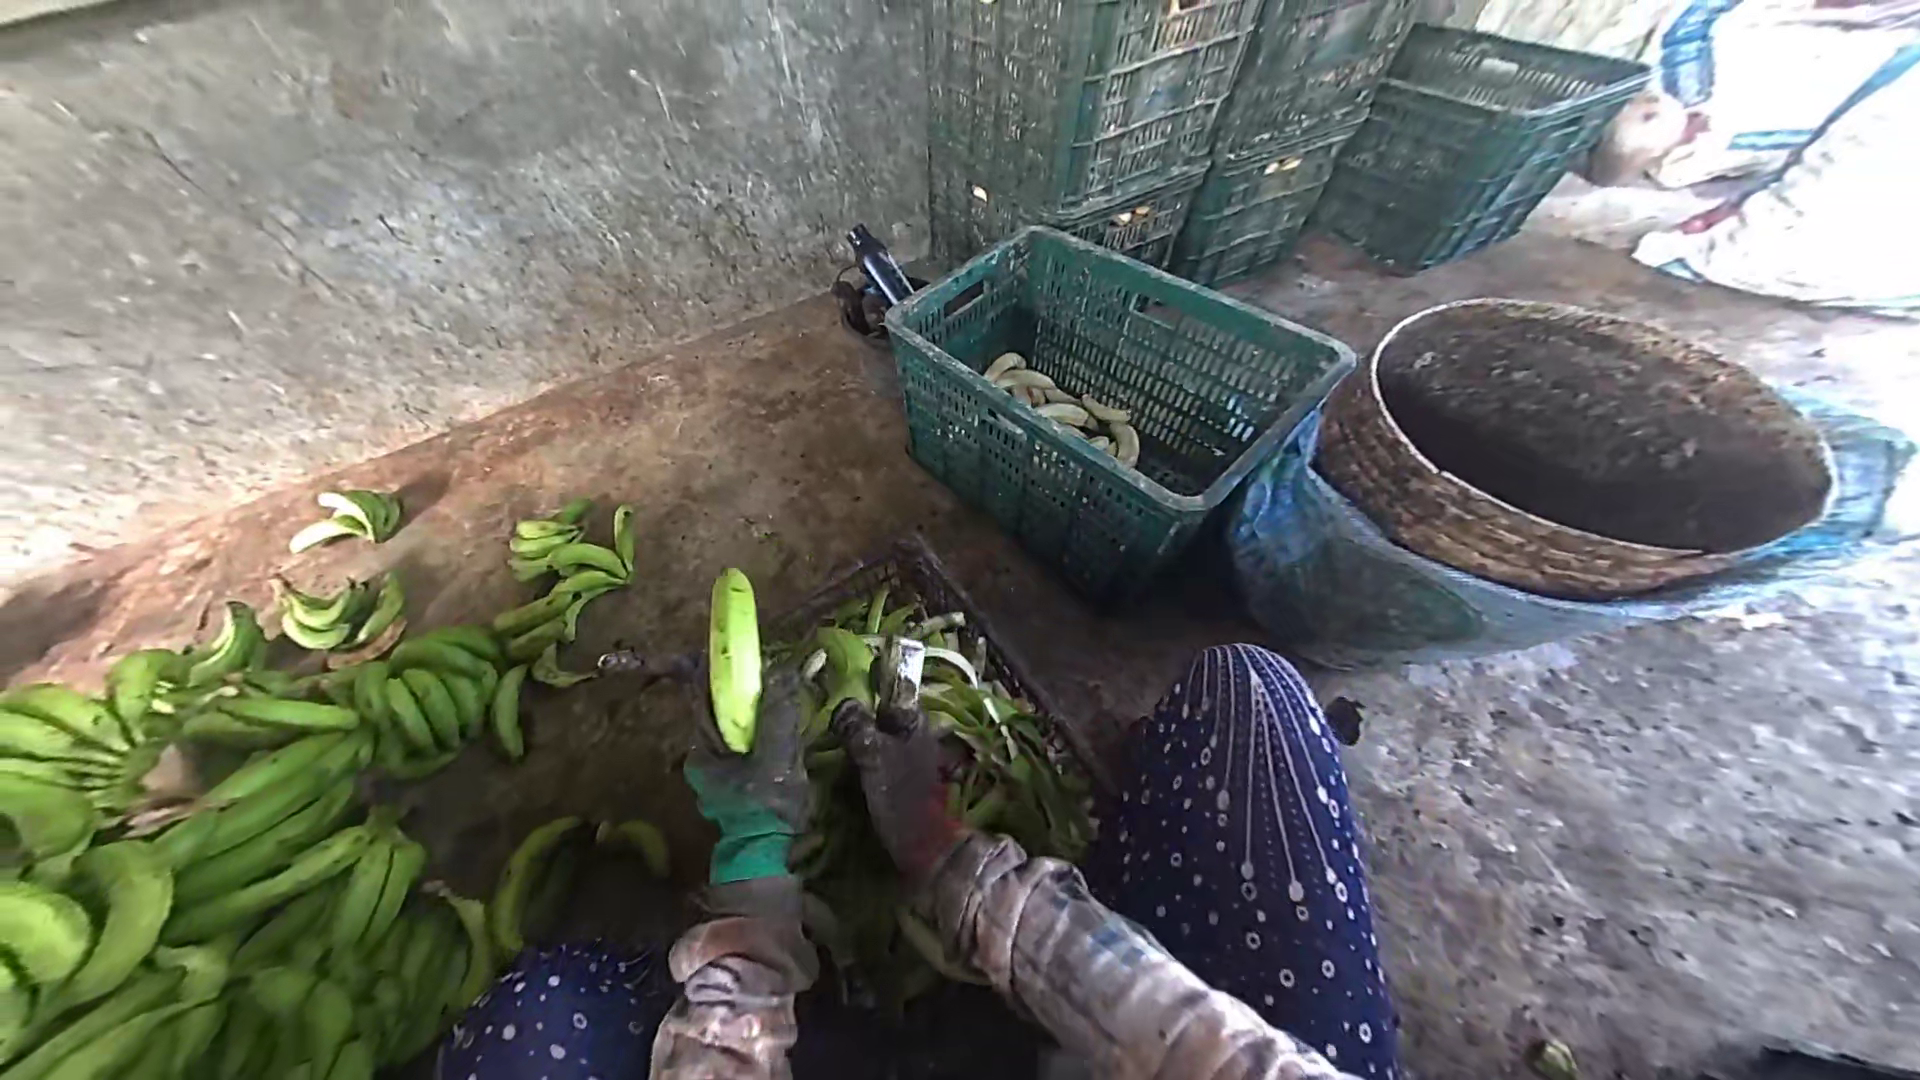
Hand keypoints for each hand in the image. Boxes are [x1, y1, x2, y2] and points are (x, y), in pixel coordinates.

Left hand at [684, 668, 808, 883]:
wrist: (765, 859)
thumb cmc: (767, 807)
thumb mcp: (777, 756)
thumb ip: (777, 713)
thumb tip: (783, 670)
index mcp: (704, 746)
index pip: (702, 692)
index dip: (715, 666)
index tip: (735, 646)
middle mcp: (704, 753)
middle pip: (719, 704)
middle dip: (742, 683)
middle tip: (770, 665)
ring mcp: (718, 768)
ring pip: (733, 722)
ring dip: (754, 704)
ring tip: (781, 687)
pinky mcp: (735, 778)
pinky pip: (745, 738)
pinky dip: (760, 723)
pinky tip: (782, 721)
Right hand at [829, 697, 962, 886]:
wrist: (926, 845)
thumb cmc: (901, 794)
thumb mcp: (873, 757)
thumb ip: (859, 728)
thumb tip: (844, 703)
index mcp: (914, 721)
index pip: (891, 693)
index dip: (868, 692)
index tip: (843, 699)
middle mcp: (918, 733)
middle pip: (884, 717)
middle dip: (861, 720)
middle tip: (831, 727)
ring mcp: (914, 756)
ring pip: (883, 738)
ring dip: (862, 741)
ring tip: (834, 747)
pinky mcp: (906, 778)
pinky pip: (883, 758)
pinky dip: (867, 760)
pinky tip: (848, 769)